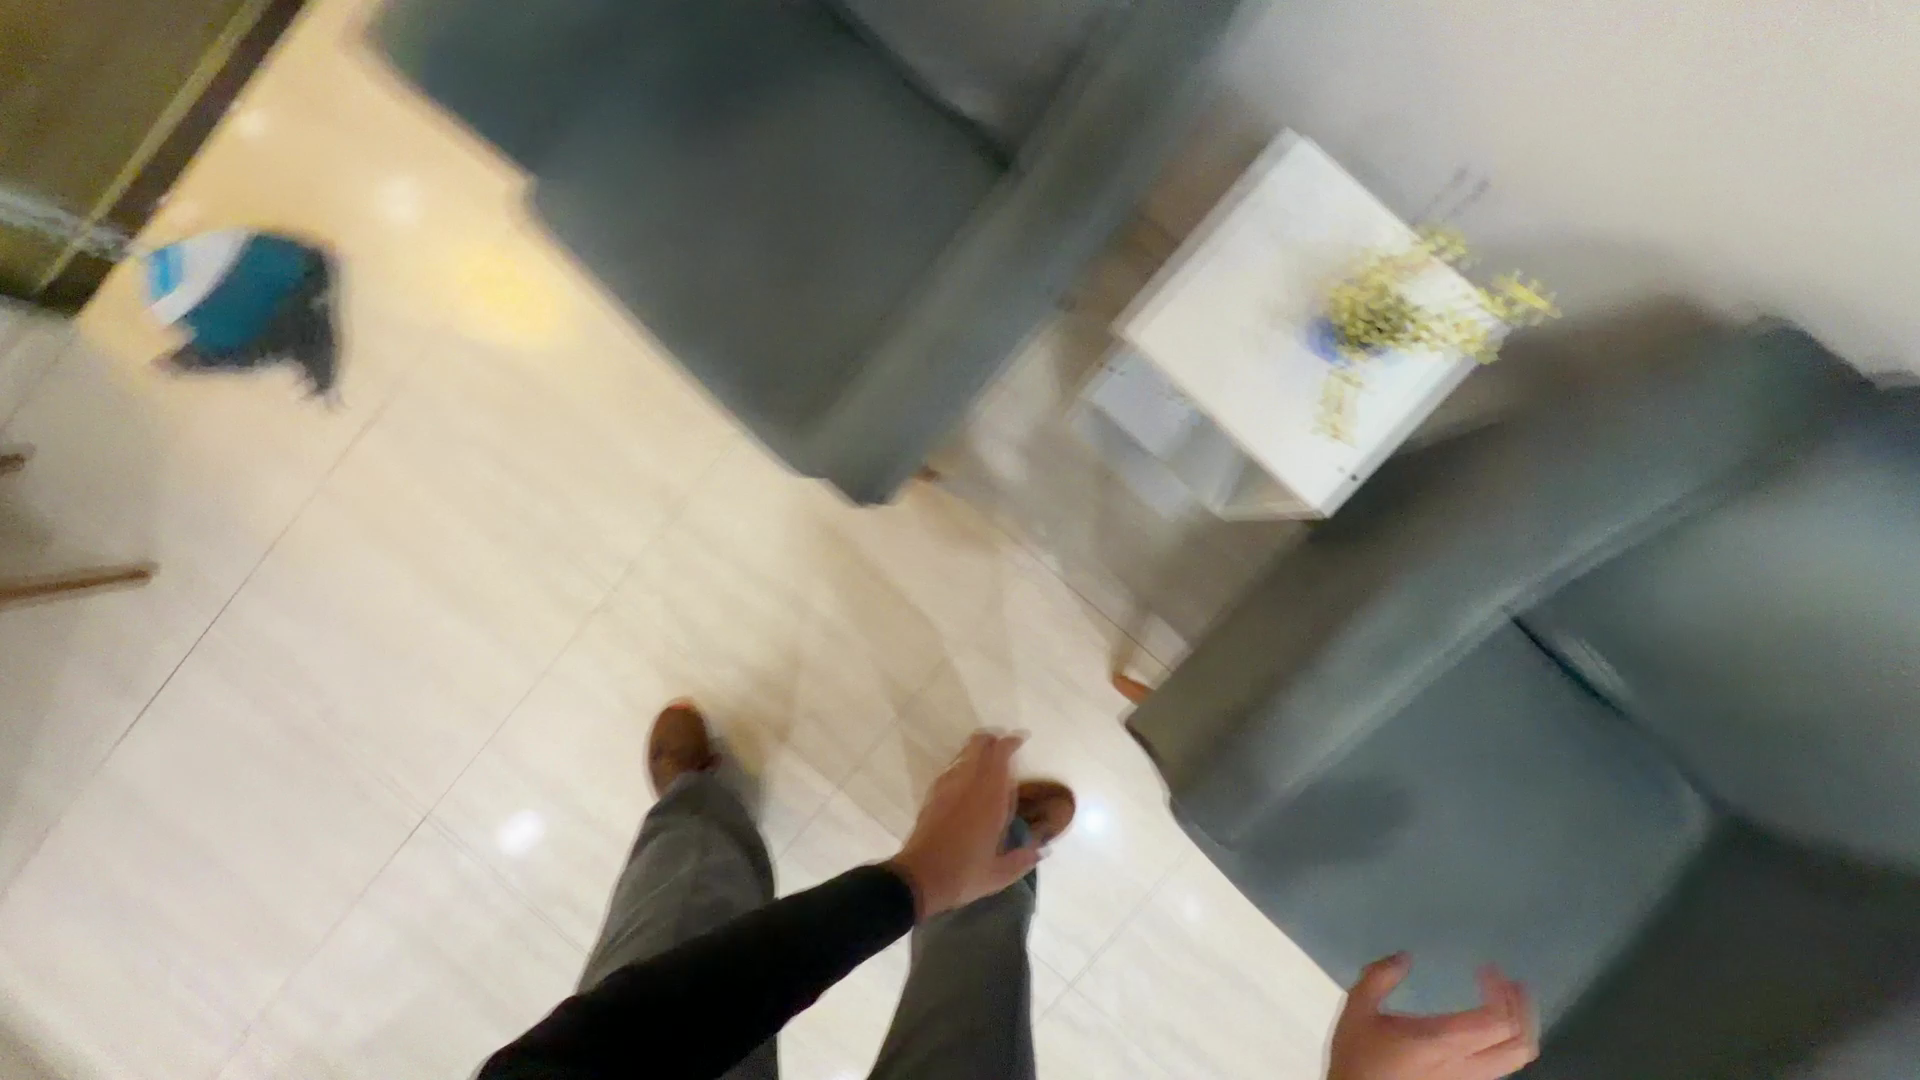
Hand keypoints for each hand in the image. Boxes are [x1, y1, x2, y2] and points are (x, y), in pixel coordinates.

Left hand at [885, 731, 1039, 919]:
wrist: (919, 877)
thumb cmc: (963, 874)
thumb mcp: (999, 874)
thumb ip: (1023, 859)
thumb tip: (1042, 850)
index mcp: (990, 798)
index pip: (1001, 756)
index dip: (1011, 743)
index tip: (1021, 740)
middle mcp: (969, 784)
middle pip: (979, 745)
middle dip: (992, 740)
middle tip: (1004, 746)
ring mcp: (948, 786)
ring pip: (963, 753)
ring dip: (976, 750)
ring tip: (987, 760)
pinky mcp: (932, 794)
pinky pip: (951, 768)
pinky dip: (962, 764)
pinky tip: (966, 779)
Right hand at [1328, 954, 1537, 1079]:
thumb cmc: (1358, 1054)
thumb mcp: (1358, 1008)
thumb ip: (1379, 978)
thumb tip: (1405, 957)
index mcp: (1443, 1042)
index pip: (1496, 1021)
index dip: (1501, 992)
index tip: (1488, 967)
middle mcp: (1465, 1065)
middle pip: (1520, 1045)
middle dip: (1523, 1010)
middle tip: (1511, 982)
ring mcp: (1468, 1079)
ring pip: (1516, 1059)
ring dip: (1519, 1026)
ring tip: (1505, 998)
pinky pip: (1501, 1064)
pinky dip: (1506, 1040)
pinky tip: (1487, 1022)